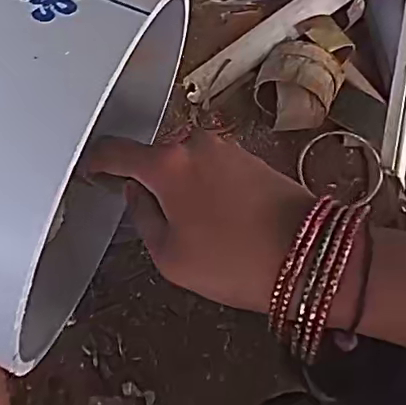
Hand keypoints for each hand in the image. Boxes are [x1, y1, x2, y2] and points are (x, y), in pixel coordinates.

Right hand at [86, 131, 317, 312]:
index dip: (97, 162)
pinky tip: (211, 215)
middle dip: (144, 178)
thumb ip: (142, 217)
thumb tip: (138, 194)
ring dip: (175, 183)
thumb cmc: (234, 261)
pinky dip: (200, 183)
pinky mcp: (249, 156)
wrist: (313, 256)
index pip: (115, 151)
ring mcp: (225, 147)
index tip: (91, 172)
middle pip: (153, 155)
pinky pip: (208, 164)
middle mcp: (194, 143)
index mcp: (167, 164)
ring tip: (186, 223)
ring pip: (182, 160)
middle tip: (144, 211)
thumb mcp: (169, 255)